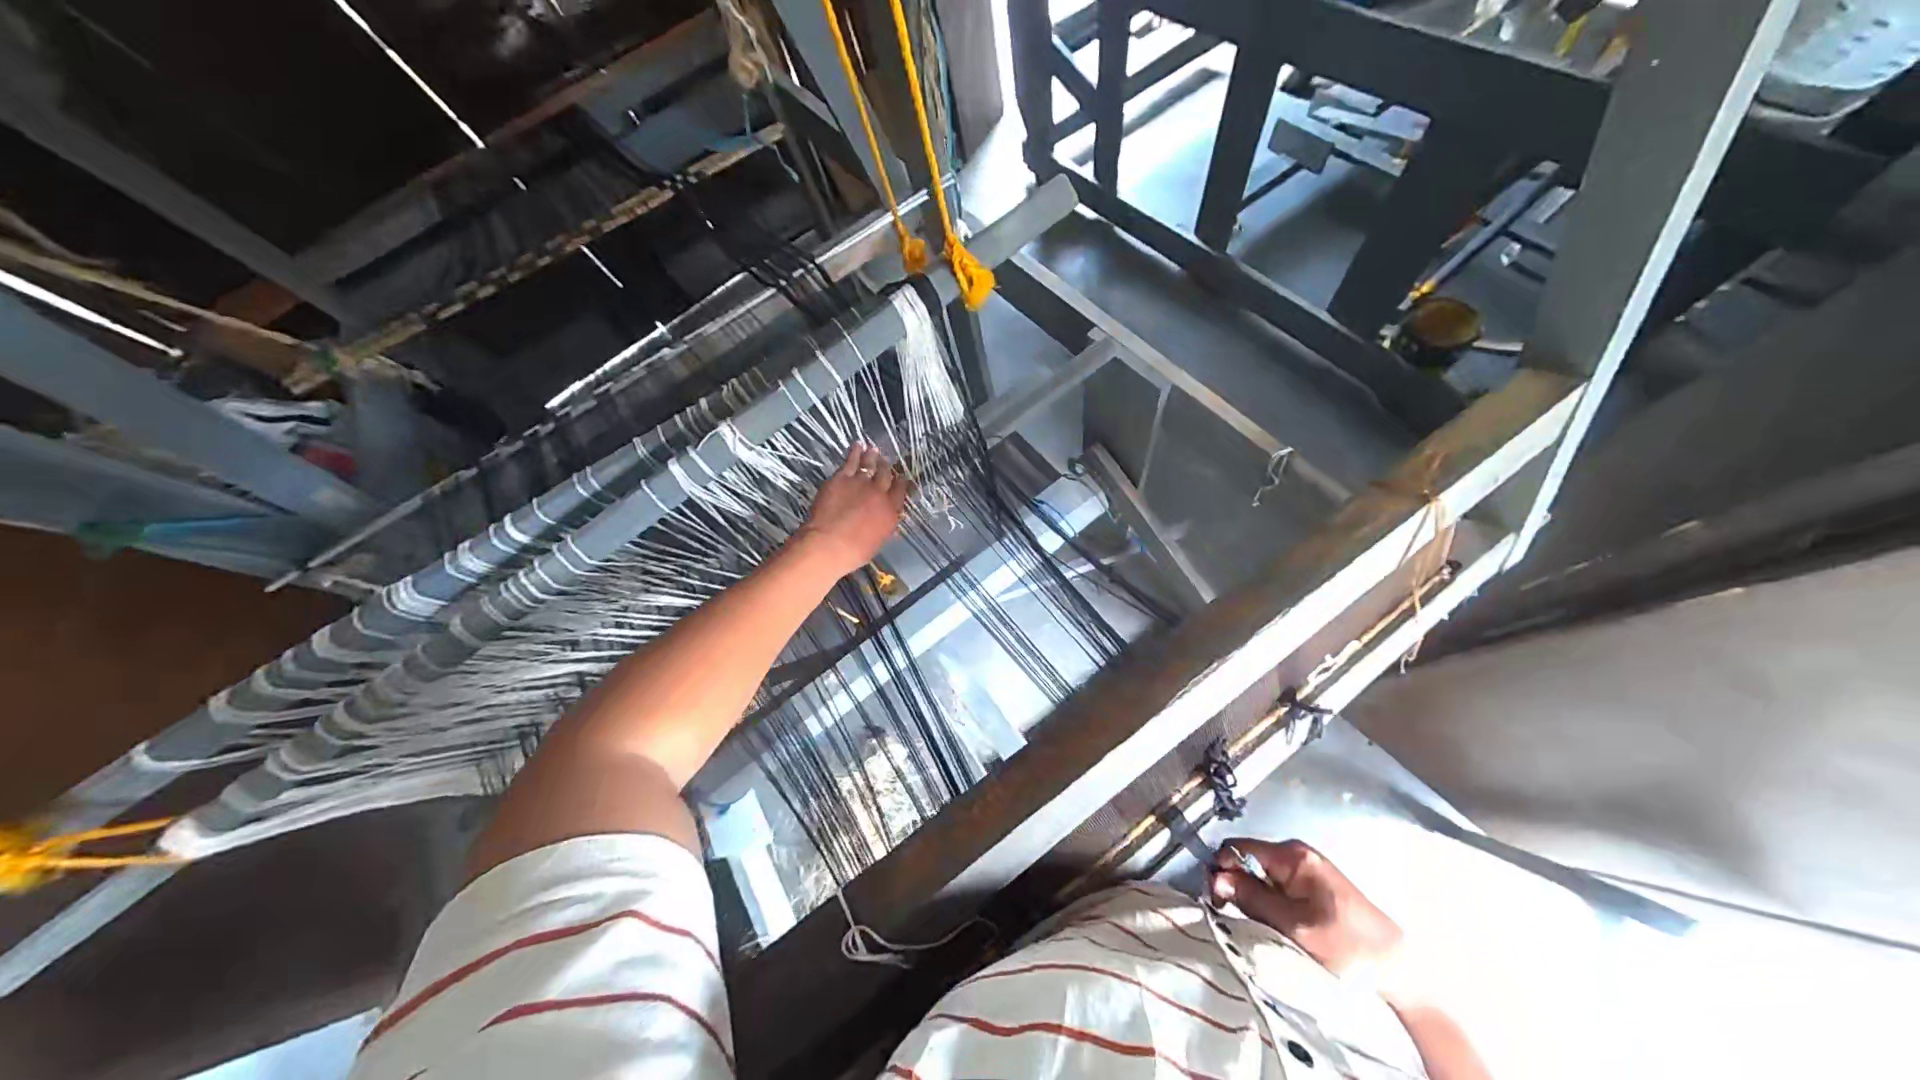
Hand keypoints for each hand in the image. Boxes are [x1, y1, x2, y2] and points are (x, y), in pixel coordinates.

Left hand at [795, 441, 907, 576]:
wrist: (829, 544)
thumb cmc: (853, 551)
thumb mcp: (878, 541)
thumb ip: (884, 525)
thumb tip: (887, 518)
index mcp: (891, 511)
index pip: (901, 490)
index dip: (901, 481)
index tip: (901, 477)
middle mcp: (879, 493)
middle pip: (886, 474)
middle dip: (886, 467)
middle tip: (885, 462)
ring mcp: (861, 483)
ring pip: (870, 464)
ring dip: (873, 456)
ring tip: (874, 450)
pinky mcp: (842, 478)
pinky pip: (851, 460)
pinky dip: (855, 451)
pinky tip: (857, 445)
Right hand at [1211, 839, 1420, 1005]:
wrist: (1396, 966)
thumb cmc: (1347, 945)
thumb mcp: (1294, 926)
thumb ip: (1253, 900)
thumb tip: (1216, 880)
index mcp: (1291, 855)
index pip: (1236, 848)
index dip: (1220, 870)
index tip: (1215, 900)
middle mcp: (1294, 852)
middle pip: (1245, 859)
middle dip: (1233, 884)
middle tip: (1231, 915)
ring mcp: (1302, 867)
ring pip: (1257, 874)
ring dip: (1249, 895)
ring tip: (1252, 922)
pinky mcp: (1308, 884)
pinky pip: (1271, 884)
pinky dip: (1264, 900)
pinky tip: (1268, 920)